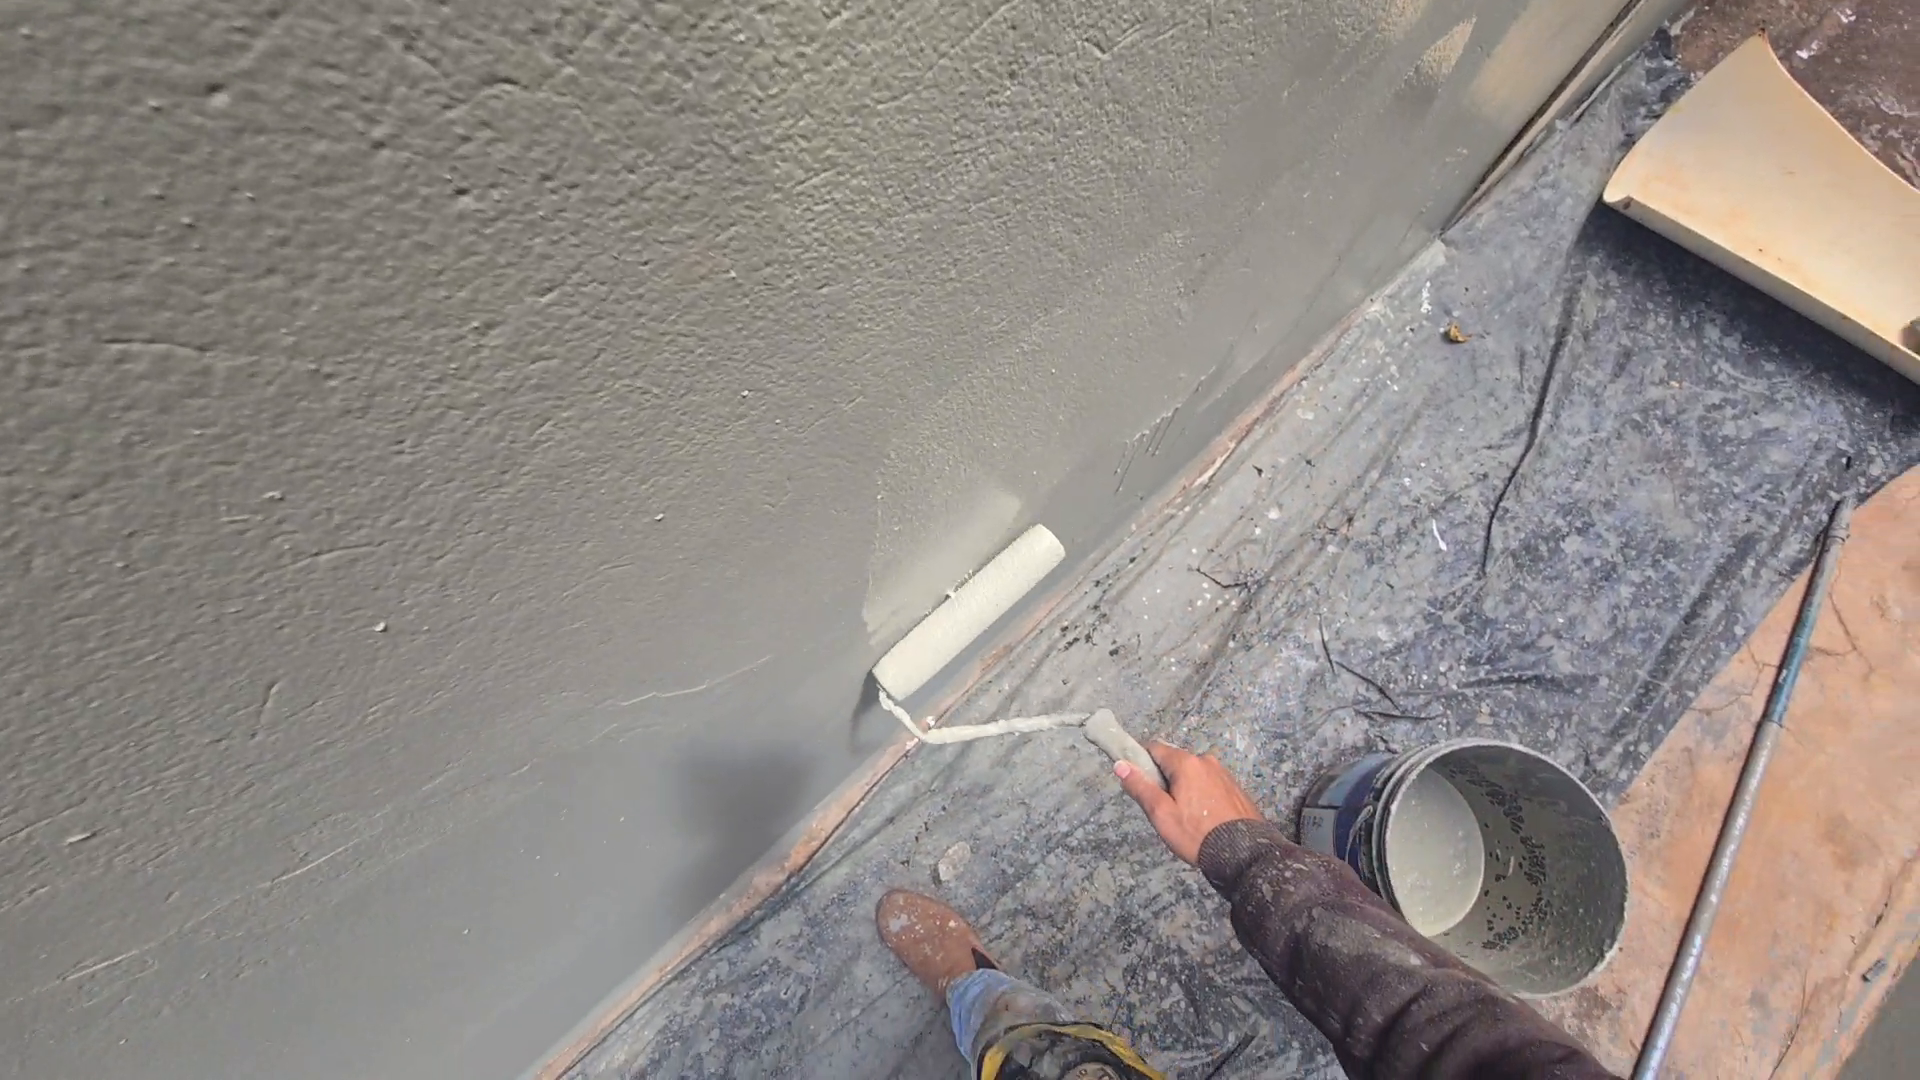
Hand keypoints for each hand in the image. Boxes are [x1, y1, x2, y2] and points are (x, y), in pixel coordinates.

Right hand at [1114, 741, 1263, 865]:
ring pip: (1192, 774)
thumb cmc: (1197, 835)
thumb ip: (1140, 787)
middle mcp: (1206, 761)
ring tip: (1186, 818)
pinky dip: (1201, 795)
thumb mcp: (1161, 814)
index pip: (1154, 748)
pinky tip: (1204, 818)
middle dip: (1164, 779)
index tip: (1139, 782)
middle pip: (1174, 762)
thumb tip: (1120, 764)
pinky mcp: (1236, 788)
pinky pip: (1209, 784)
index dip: (1141, 762)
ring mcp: (1223, 774)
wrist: (1246, 856)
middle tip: (1164, 809)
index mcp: (1186, 763)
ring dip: (1184, 788)